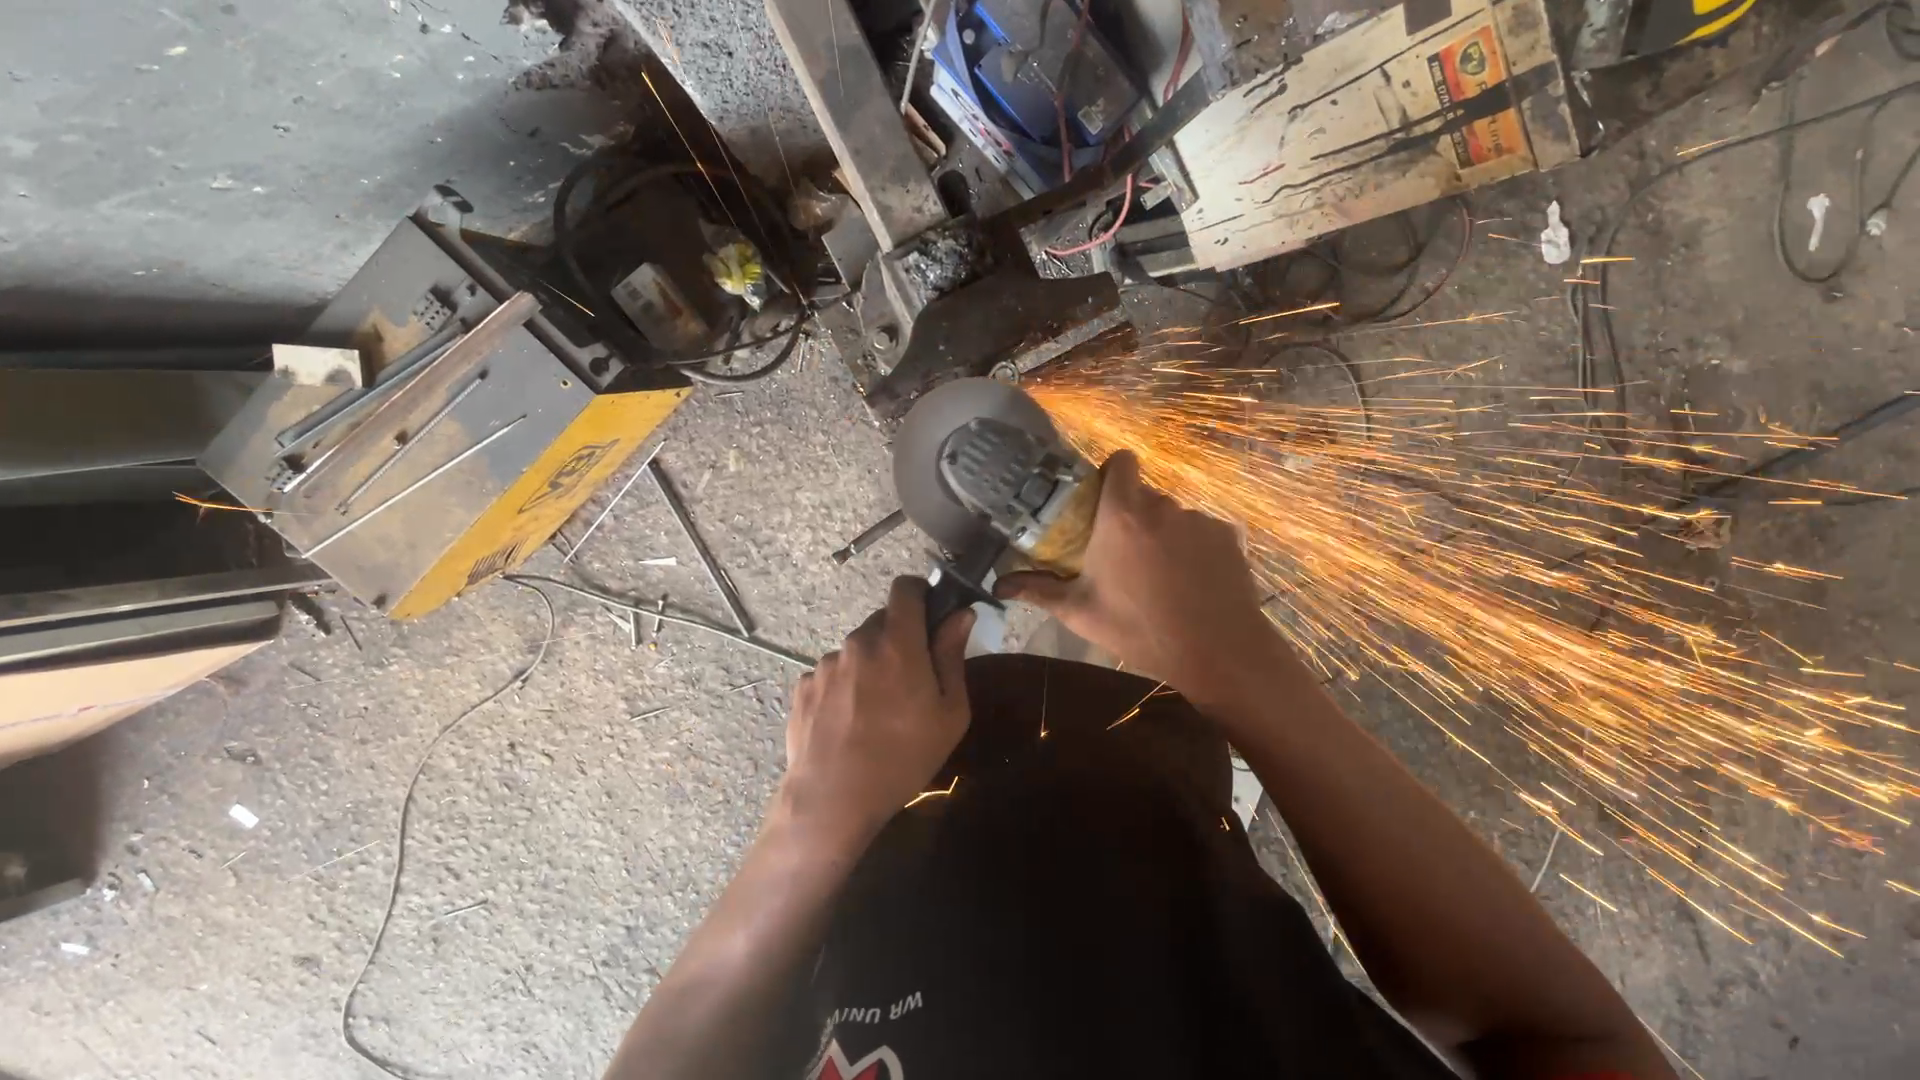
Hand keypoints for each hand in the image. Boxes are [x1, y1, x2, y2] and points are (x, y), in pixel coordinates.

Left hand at [779, 577, 974, 843]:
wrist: (833, 799)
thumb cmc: (903, 758)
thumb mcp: (949, 713)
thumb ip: (952, 656)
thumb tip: (960, 615)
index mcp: (897, 643)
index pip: (905, 588)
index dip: (921, 592)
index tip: (931, 614)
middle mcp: (857, 643)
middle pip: (882, 621)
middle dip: (900, 638)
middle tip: (912, 679)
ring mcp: (824, 664)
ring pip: (856, 650)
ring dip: (871, 665)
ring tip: (877, 711)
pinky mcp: (803, 687)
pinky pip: (832, 674)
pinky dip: (845, 688)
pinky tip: (850, 724)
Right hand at [995, 450, 1279, 703]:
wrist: (1216, 651)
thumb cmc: (1139, 629)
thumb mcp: (1081, 612)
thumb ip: (1038, 589)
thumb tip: (997, 585)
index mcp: (1122, 515)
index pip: (1120, 461)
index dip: (1112, 473)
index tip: (1102, 500)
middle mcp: (1162, 506)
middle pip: (1144, 495)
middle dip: (1133, 516)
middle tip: (1123, 554)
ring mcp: (1200, 520)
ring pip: (1174, 515)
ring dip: (1163, 534)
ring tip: (1161, 575)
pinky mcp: (1228, 536)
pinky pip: (1203, 532)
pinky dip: (1194, 549)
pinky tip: (1192, 583)